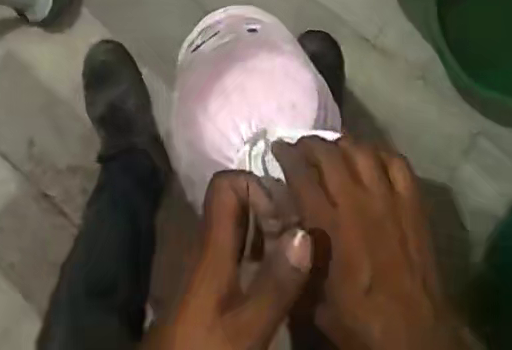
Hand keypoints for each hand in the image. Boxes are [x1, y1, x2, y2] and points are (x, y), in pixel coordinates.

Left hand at [143, 171, 313, 349]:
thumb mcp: (246, 328)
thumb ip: (275, 283)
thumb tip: (304, 232)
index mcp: (211, 245)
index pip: (226, 184)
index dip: (257, 188)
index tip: (285, 219)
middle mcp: (207, 247)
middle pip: (237, 205)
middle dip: (272, 212)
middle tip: (301, 240)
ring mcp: (207, 268)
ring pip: (240, 231)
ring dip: (270, 236)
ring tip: (299, 258)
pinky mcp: (211, 291)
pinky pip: (239, 256)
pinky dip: (262, 259)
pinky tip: (281, 281)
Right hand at [273, 137, 468, 349]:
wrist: (415, 335)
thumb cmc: (359, 320)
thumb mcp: (312, 300)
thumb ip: (294, 258)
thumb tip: (279, 225)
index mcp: (329, 226)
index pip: (301, 174)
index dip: (286, 155)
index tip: (276, 148)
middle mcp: (357, 202)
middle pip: (329, 153)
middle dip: (309, 143)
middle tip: (300, 147)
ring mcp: (389, 199)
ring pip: (361, 150)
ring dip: (342, 144)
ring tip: (333, 148)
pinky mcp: (413, 203)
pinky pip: (395, 161)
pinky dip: (378, 153)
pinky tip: (369, 158)